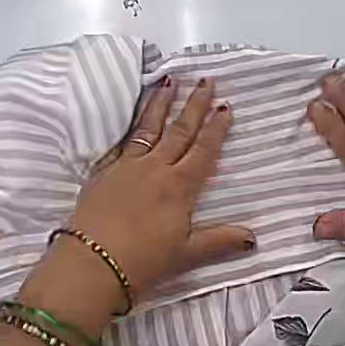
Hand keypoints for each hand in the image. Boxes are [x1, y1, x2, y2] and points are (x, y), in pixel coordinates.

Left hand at [59, 76, 254, 310]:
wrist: (91, 265)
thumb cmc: (143, 262)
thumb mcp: (187, 254)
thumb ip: (220, 241)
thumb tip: (253, 239)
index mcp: (179, 186)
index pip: (204, 150)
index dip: (216, 128)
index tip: (225, 106)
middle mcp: (155, 169)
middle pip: (180, 130)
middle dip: (195, 104)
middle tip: (206, 80)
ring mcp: (127, 167)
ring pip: (149, 128)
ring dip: (161, 104)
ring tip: (169, 81)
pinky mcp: (103, 173)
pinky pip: (120, 143)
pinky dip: (129, 127)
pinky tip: (133, 119)